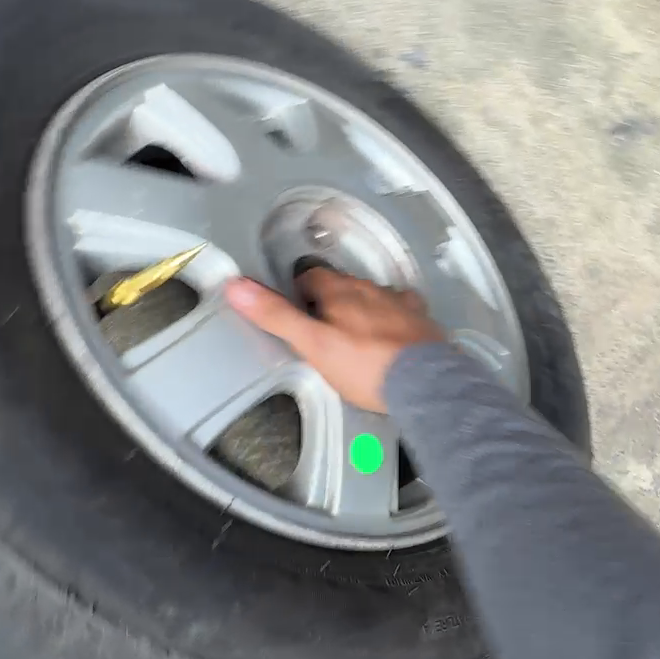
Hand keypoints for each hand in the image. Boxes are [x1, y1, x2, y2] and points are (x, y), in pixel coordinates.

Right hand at [225, 267, 442, 411]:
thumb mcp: (312, 344)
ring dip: (362, 307)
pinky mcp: (422, 319)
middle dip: (331, 298)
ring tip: (354, 332)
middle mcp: (372, 289)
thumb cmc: (364, 365)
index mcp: (342, 291)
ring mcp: (400, 302)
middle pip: (344, 285)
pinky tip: (392, 334)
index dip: (299, 291)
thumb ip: (276, 316)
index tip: (294, 307)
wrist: (423, 381)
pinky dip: (393, 317)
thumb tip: (236, 286)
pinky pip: (403, 310)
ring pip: (374, 296)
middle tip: (321, 325)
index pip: (311, 277)